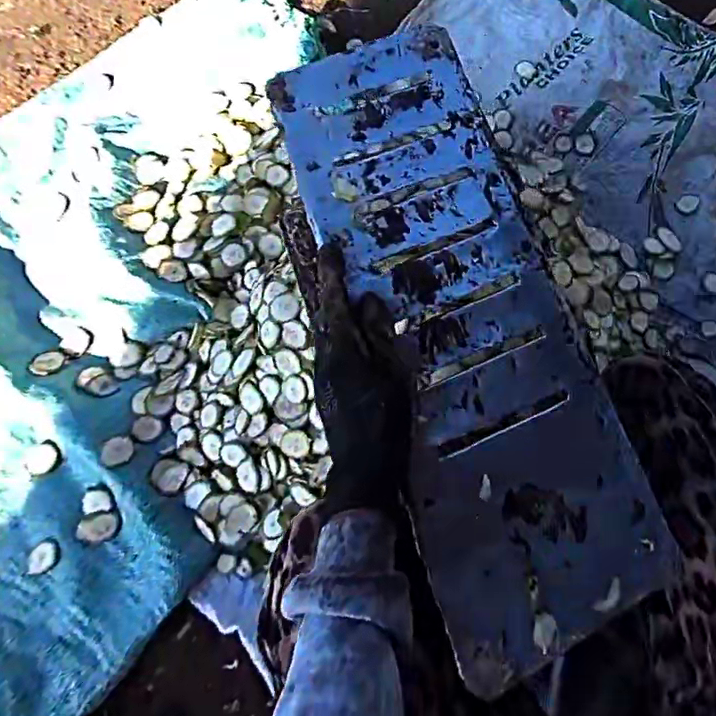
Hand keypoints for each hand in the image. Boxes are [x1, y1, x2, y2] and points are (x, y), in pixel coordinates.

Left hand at [311, 240, 412, 514]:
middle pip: (325, 314)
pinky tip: (356, 334)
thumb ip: (379, 333)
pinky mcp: (327, 387)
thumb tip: (367, 299)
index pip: (333, 302)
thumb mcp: (393, 372)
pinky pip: (332, 347)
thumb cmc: (385, 418)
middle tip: (339, 264)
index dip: (332, 273)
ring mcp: (323, 374)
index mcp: (341, 349)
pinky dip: (341, 331)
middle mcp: (325, 356)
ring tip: (351, 295)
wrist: (363, 468)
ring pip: (328, 332)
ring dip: (337, 311)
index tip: (329, 246)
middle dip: (331, 288)